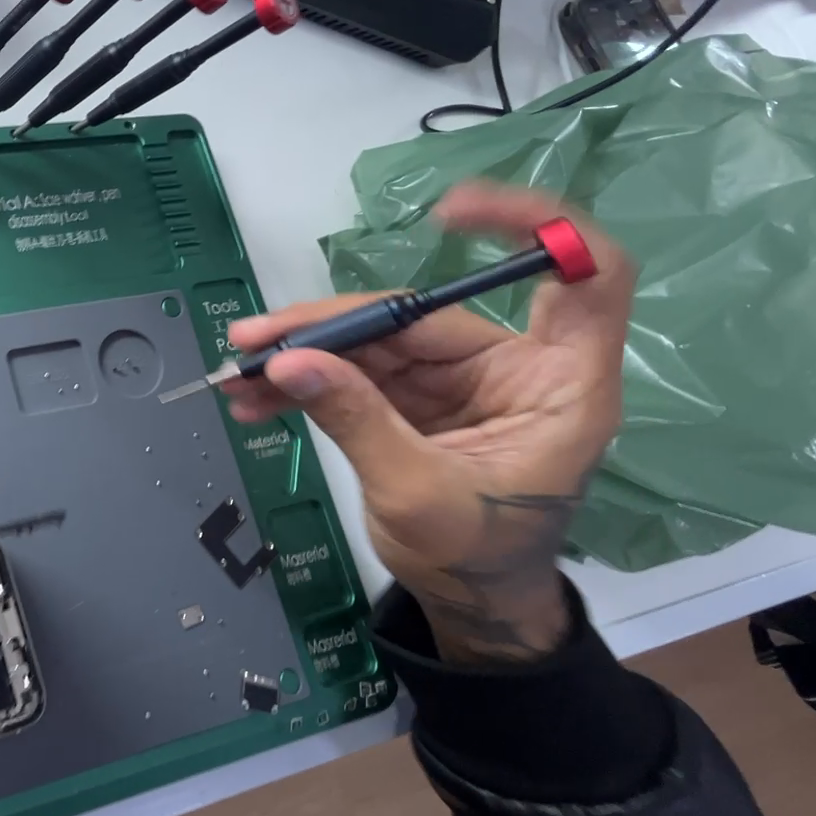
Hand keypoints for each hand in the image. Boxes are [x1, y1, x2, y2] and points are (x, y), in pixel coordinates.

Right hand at [221, 185, 632, 664]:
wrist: (466, 602)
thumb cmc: (475, 554)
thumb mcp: (415, 491)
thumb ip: (356, 419)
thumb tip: (288, 362)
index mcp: (554, 383)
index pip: (579, 277)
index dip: (529, 227)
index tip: (447, 213)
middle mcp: (504, 369)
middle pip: (417, 315)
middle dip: (328, 326)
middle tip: (252, 340)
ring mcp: (450, 384)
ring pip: (369, 344)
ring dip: (299, 357)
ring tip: (236, 373)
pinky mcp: (408, 402)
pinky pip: (348, 377)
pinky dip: (301, 385)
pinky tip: (253, 399)